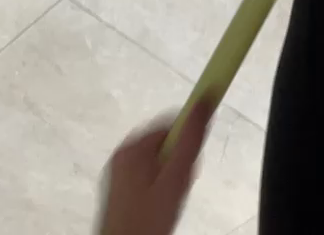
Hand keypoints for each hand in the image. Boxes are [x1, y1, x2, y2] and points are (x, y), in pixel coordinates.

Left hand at [98, 100, 215, 234]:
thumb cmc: (147, 221)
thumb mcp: (175, 178)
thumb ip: (190, 138)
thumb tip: (204, 101)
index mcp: (132, 146)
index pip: (171, 124)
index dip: (187, 143)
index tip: (192, 162)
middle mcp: (123, 155)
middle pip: (165, 144)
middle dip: (178, 165)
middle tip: (178, 189)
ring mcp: (120, 174)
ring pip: (159, 163)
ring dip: (170, 179)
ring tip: (169, 203)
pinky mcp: (120, 192)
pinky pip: (149, 179)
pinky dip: (159, 189)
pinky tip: (160, 209)